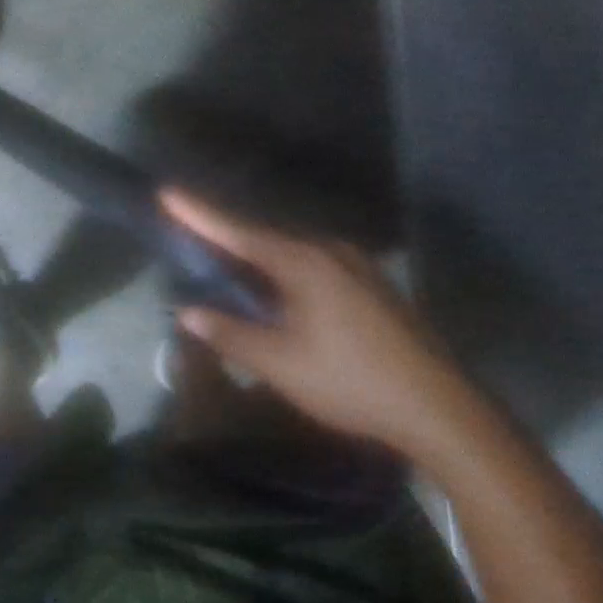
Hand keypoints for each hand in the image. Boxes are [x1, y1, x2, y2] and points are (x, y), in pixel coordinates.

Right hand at [162, 189, 491, 458]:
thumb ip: (231, 335)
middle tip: (191, 246)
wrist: (435, 408)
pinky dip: (285, 281)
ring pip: (293, 259)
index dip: (200, 216)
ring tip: (228, 278)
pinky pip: (314, 273)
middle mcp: (332, 254)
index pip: (239, 234)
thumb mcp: (280, 364)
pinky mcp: (373, 290)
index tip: (167, 194)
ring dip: (258, 267)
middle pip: (266, 242)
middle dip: (227, 244)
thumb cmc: (349, 382)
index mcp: (305, 263)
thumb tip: (190, 314)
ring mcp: (358, 270)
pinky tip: (278, 303)